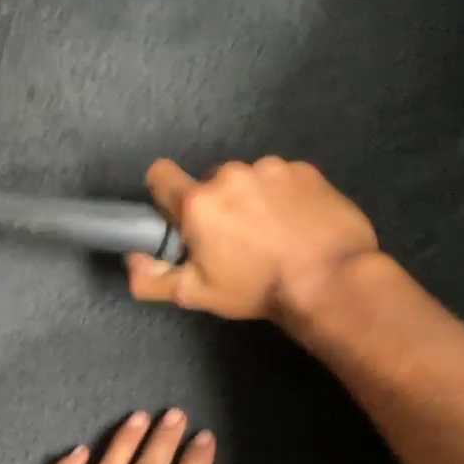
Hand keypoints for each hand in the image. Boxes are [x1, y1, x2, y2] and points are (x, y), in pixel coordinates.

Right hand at [126, 157, 379, 320]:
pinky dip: (281, 197)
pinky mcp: (305, 171)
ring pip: (246, 181)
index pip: (160, 175)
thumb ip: (151, 278)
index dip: (163, 194)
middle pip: (208, 183)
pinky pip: (280, 179)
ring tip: (269, 234)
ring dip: (249, 200)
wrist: (331, 281)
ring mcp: (271, 169)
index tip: (177, 217)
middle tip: (232, 241)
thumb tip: (132, 259)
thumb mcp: (195, 294)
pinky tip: (295, 225)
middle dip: (214, 206)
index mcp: (198, 202)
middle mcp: (230, 175)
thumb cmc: (256, 288)